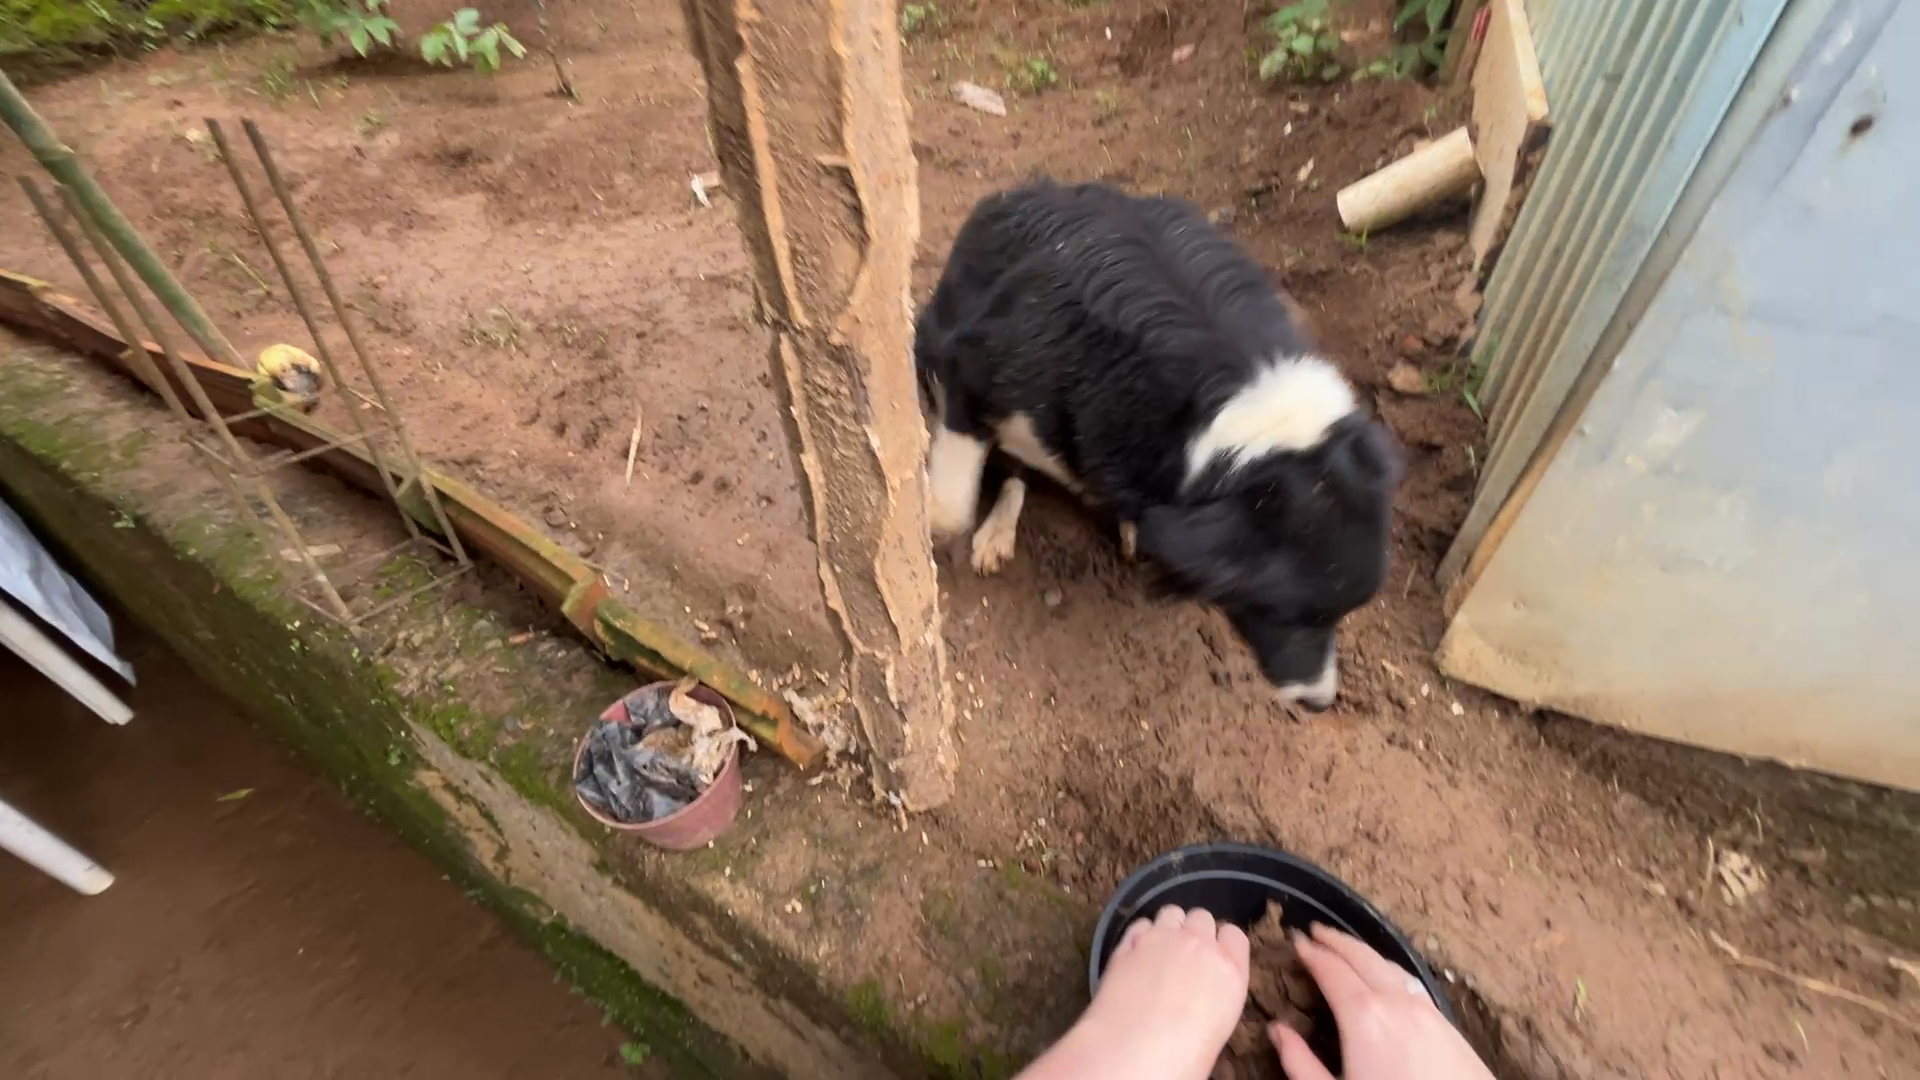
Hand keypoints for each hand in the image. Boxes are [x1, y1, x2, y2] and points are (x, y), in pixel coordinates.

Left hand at [1019, 906, 1250, 1079]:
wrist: (1130, 1052)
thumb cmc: (1183, 1060)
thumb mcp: (1217, 1034)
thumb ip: (1215, 1000)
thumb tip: (1203, 1004)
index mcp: (1229, 971)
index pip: (1236, 935)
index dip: (1226, 946)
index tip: (1219, 961)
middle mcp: (1197, 944)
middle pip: (1203, 917)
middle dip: (1197, 932)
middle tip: (1189, 959)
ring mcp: (1160, 936)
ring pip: (1172, 912)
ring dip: (1171, 927)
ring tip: (1164, 952)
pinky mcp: (1129, 939)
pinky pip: (1142, 923)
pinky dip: (1142, 934)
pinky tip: (1138, 955)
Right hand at [1269, 924, 1493, 1079]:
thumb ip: (1300, 1064)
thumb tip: (1276, 1029)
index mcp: (1362, 1015)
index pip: (1329, 967)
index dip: (1309, 952)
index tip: (1294, 941)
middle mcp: (1394, 1002)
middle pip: (1360, 955)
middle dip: (1335, 940)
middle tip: (1314, 931)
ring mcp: (1428, 1013)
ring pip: (1389, 965)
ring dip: (1363, 951)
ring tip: (1346, 949)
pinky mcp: (1452, 1029)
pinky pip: (1411, 984)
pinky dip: (1389, 970)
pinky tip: (1387, 980)